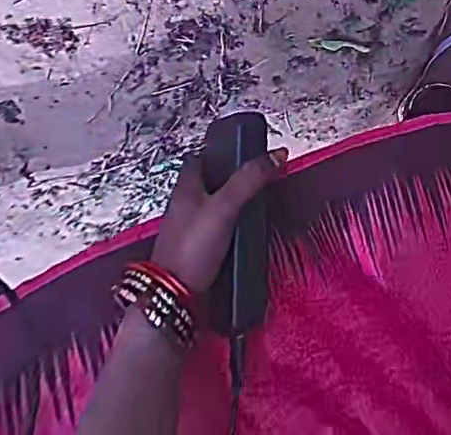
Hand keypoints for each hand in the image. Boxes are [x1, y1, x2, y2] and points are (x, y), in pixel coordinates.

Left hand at [148, 149, 286, 293]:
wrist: (173, 299)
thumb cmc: (191, 247)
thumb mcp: (225, 206)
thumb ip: (250, 179)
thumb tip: (276, 155)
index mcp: (186, 186)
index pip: (203, 158)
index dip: (222, 152)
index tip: (243, 151)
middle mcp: (184, 205)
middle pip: (210, 182)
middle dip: (231, 180)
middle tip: (255, 179)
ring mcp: (189, 230)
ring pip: (213, 208)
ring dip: (232, 206)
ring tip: (255, 205)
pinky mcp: (196, 253)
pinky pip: (216, 234)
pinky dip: (230, 231)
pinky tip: (243, 236)